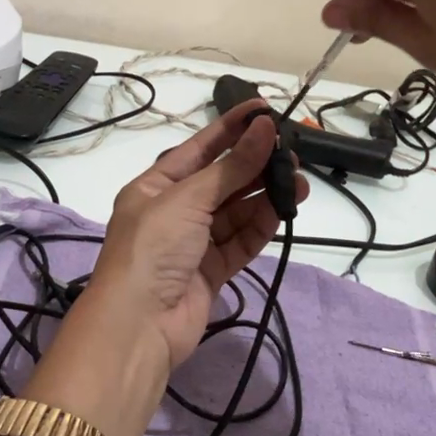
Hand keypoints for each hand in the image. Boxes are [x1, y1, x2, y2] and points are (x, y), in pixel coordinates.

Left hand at [90, 102, 308, 370]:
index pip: (200, 148)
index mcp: (156, 186)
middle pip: (222, 180)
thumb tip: (265, 129)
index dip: (232, 128)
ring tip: (299, 182)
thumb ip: (232, 168)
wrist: (137, 326)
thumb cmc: (152, 248)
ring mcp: (193, 242)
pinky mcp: (211, 271)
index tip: (265, 109)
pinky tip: (285, 209)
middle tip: (292, 153)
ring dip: (265, 195)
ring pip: (236, 210)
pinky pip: (241, 241)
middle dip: (255, 165)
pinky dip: (262, 225)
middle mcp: (174, 210)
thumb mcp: (188, 199)